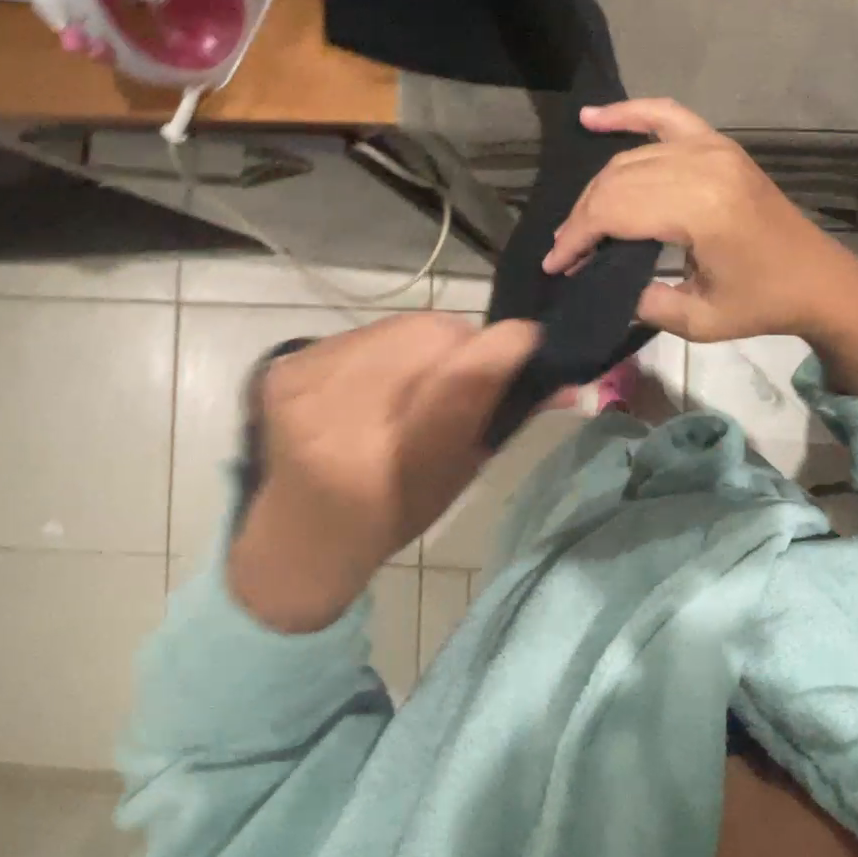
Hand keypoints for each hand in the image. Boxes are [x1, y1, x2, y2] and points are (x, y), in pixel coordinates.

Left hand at [228, 314, 538, 632]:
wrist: (301, 531)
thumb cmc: (394, 515)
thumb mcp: (457, 477)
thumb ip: (505, 420)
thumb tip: (569, 380)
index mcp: (394, 462)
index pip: (462, 377)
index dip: (506, 347)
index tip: (532, 340)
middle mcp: (344, 417)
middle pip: (434, 334)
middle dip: (465, 343)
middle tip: (469, 369)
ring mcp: (307, 385)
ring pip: (401, 325)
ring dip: (427, 342)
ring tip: (419, 377)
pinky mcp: (288, 365)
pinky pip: (364, 331)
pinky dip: (387, 346)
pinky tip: (378, 380)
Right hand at [542, 98, 857, 394]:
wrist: (818, 279)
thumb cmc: (763, 304)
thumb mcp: (700, 320)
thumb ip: (645, 303)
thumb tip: (600, 288)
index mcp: (701, 211)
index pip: (614, 212)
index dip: (576, 238)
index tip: (555, 267)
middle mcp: (703, 167)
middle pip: (617, 181)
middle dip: (582, 218)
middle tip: (565, 254)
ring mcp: (713, 148)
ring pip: (632, 157)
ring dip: (597, 187)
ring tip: (577, 223)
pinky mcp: (720, 145)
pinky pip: (666, 116)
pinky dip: (629, 113)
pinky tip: (593, 117)